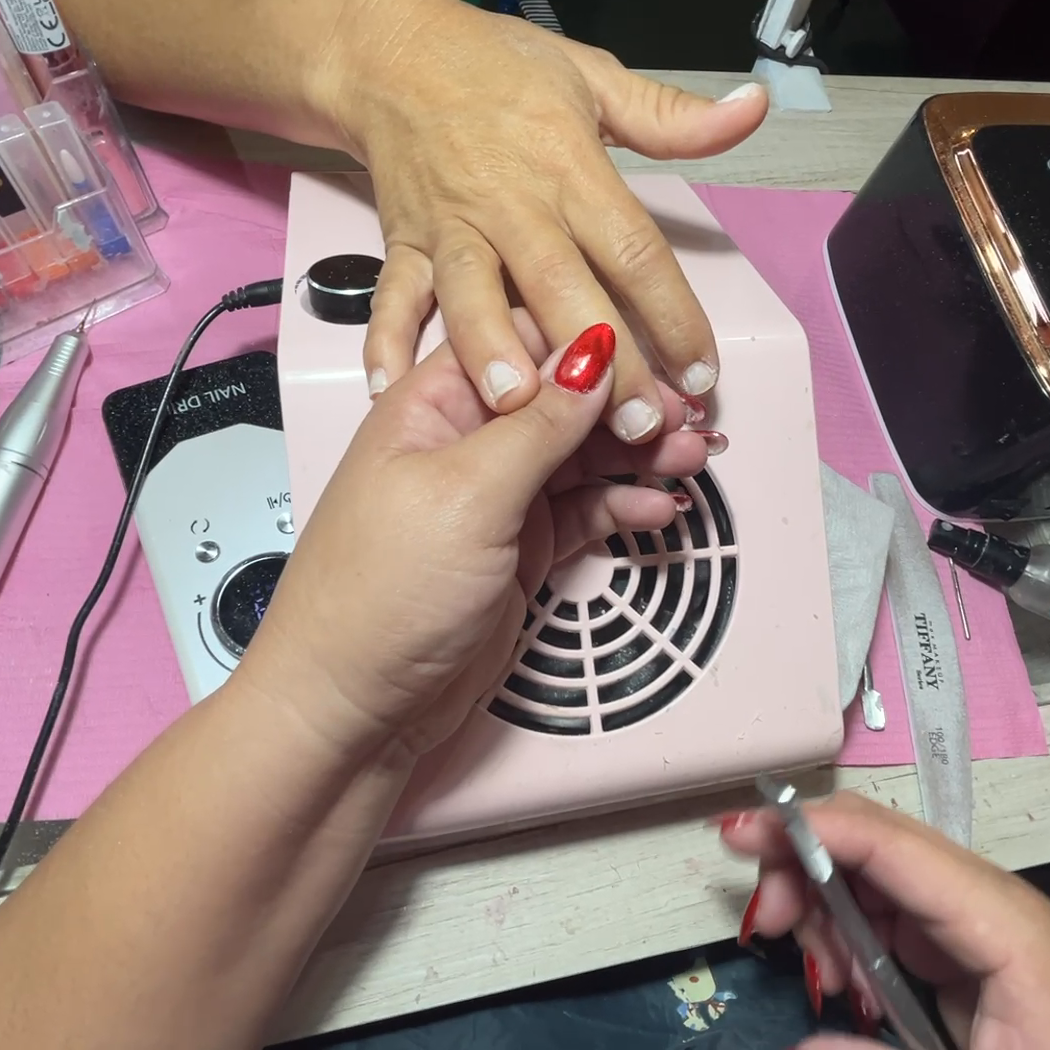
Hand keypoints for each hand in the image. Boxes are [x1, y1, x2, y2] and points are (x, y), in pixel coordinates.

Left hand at [241, 317, 709, 757]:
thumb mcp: (466, 494)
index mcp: (435, 404)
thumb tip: (593, 357)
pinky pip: (582, 512)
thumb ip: (538, 425)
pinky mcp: (519, 547)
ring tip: (690, 459)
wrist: (359, 707)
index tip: (651, 365)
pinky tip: (654, 509)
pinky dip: (620, 508)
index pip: (524, 342)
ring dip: (637, 457)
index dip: (592, 347)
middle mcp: (467, 442)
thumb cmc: (379, 594)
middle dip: (628, 406)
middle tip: (686, 418)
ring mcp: (497, 497)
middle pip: (563, 401)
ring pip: (581, 457)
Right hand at [322, 0, 766, 440]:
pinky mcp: (404, 246)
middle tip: (637, 426)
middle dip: (602, 363)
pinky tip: (389, 389)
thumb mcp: (594, 77)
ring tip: (520, 410)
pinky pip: (394, 296)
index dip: (673, 315)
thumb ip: (672, 116)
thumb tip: (752, 110)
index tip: (701, 372)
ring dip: (493, 352)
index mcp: (569, 169)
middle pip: (563, 291)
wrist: (393, 56)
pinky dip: (387, 341)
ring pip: (473, 297)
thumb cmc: (498, 70)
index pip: (634, 251)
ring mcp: (452, 230)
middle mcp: (511, 207)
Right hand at [721, 793, 1049, 1049]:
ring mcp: (980, 921)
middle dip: (804, 866)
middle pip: (873, 842)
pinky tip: (846, 981)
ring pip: (872, 873)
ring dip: (823, 905)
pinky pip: (889, 913)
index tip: (739, 833)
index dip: (810, 827)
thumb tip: (800, 1044)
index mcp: (1006, 925)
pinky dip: (848, 933)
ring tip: (820, 974)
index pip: (891, 844)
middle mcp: (989, 902)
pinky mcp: (971, 946)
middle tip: (766, 923)